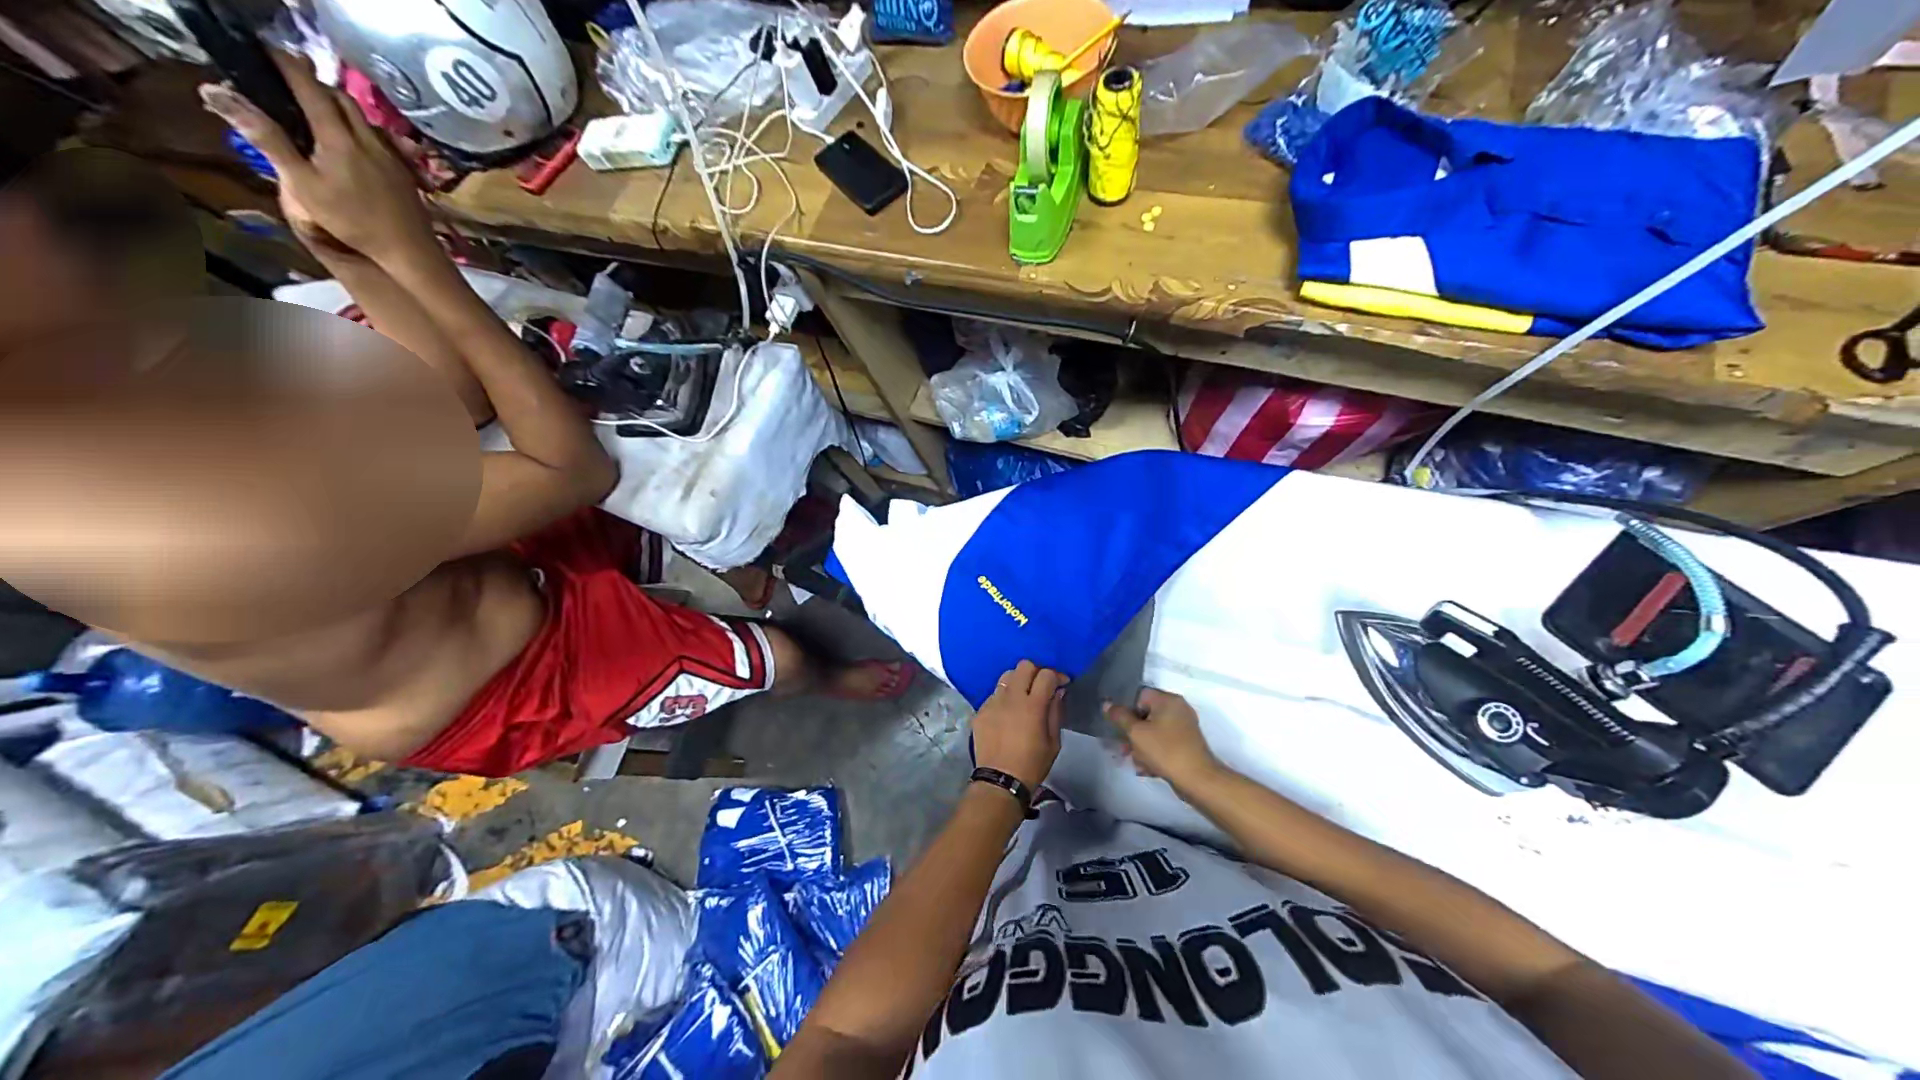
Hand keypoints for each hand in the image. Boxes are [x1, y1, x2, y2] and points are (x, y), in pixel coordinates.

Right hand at [200, 51, 435, 264]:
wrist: (410, 250)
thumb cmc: (353, 221)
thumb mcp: (302, 182)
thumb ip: (267, 138)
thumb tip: (218, 93)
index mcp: (339, 137)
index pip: (310, 87)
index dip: (287, 65)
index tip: (267, 50)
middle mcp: (369, 140)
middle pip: (342, 99)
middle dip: (316, 85)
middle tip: (292, 84)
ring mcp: (392, 156)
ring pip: (364, 118)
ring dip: (341, 107)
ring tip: (319, 111)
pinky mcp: (405, 173)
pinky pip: (381, 139)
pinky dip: (361, 129)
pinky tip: (354, 142)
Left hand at [971, 660, 1063, 789]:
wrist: (1000, 780)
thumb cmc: (1032, 764)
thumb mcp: (1053, 742)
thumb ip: (1056, 712)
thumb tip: (1057, 692)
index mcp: (1032, 706)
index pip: (1046, 675)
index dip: (1057, 675)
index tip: (1062, 683)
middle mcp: (1011, 698)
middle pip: (1024, 666)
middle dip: (1037, 671)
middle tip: (1042, 685)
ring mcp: (993, 703)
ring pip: (1006, 677)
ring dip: (1019, 681)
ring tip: (1023, 696)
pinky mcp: (980, 711)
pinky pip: (994, 694)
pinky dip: (1005, 697)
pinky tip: (1008, 713)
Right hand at [1105, 688, 1222, 789]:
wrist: (1197, 779)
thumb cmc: (1165, 750)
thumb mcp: (1136, 732)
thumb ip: (1119, 717)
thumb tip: (1107, 704)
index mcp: (1168, 700)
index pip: (1139, 696)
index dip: (1126, 710)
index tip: (1118, 726)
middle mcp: (1178, 709)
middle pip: (1145, 715)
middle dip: (1131, 732)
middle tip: (1122, 747)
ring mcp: (1184, 727)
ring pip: (1153, 731)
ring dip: (1140, 745)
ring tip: (1133, 760)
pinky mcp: (1185, 744)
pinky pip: (1163, 743)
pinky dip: (1153, 752)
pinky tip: (1145, 767)